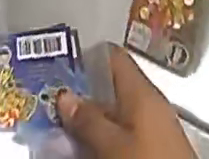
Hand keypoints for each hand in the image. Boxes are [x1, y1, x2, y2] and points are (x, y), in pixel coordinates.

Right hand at [55, 46, 194, 158]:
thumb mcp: (113, 146)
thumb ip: (89, 121)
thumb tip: (64, 94)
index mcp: (142, 90)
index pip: (115, 58)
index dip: (88, 59)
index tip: (62, 70)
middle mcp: (149, 101)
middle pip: (113, 87)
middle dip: (84, 96)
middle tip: (54, 106)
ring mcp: (153, 123)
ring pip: (117, 111)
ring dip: (93, 120)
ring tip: (63, 130)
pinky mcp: (154, 144)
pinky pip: (125, 130)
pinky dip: (105, 135)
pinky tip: (88, 150)